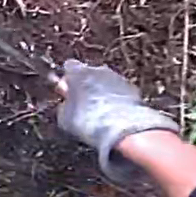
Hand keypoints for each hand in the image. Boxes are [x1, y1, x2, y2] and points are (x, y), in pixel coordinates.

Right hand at [55, 59, 180, 181]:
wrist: (121, 128)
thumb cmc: (90, 122)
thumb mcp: (65, 118)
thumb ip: (64, 105)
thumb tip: (66, 105)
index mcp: (78, 72)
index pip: (68, 68)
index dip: (67, 81)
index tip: (65, 92)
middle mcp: (98, 70)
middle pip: (88, 73)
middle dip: (85, 86)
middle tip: (82, 105)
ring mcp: (116, 77)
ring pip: (104, 82)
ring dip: (101, 93)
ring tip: (98, 114)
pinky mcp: (131, 87)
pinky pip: (118, 91)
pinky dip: (115, 100)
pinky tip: (112, 116)